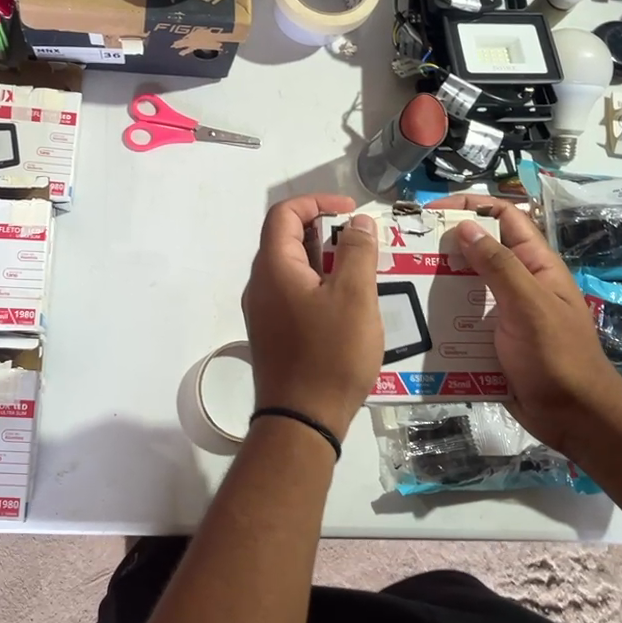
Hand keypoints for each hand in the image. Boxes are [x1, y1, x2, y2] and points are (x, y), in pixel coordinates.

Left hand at [240, 194, 382, 440]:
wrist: (301, 419)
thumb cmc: (330, 353)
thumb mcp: (354, 296)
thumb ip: (356, 252)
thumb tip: (357, 222)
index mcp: (273, 267)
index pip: (284, 214)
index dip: (317, 203)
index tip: (351, 212)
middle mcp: (260, 284)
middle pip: (286, 239)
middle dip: (324, 230)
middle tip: (362, 242)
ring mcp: (262, 310)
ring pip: (291, 268)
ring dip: (323, 260)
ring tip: (361, 272)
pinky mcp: (272, 333)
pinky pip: (292, 293)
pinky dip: (318, 285)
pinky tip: (347, 304)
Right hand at [426, 195, 621, 454]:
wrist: (574, 418)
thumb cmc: (558, 356)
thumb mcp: (528, 306)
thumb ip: (498, 265)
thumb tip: (465, 226)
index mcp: (535, 265)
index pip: (504, 217)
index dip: (470, 206)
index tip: (430, 212)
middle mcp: (517, 282)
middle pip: (477, 249)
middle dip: (443, 244)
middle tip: (403, 248)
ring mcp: (502, 311)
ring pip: (463, 284)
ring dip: (436, 281)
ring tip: (401, 280)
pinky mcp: (488, 338)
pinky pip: (459, 317)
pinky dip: (438, 314)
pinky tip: (413, 318)